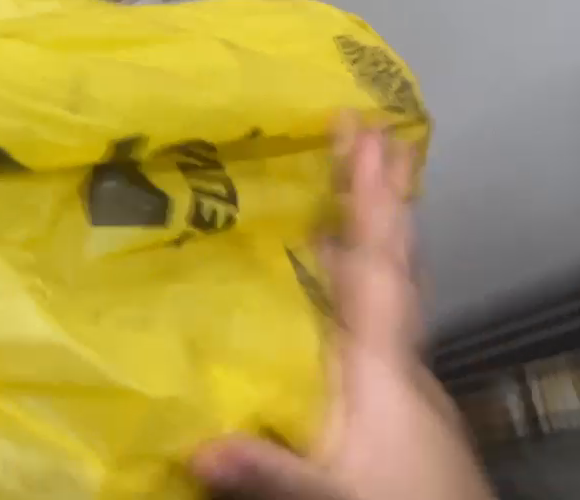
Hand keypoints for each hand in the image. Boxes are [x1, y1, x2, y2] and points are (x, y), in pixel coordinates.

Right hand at [191, 120, 493, 499]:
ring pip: (388, 278)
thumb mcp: (332, 493)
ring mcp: (400, 366)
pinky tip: (329, 258)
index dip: (373, 201)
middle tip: (369, 129)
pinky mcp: (390, 384)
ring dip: (372, 222)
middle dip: (382, 193)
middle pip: (393, 258)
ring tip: (349, 174)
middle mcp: (399, 350)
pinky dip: (358, 261)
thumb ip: (271, 466)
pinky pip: (372, 300)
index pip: (379, 267)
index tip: (369, 139)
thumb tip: (193, 445)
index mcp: (383, 359)